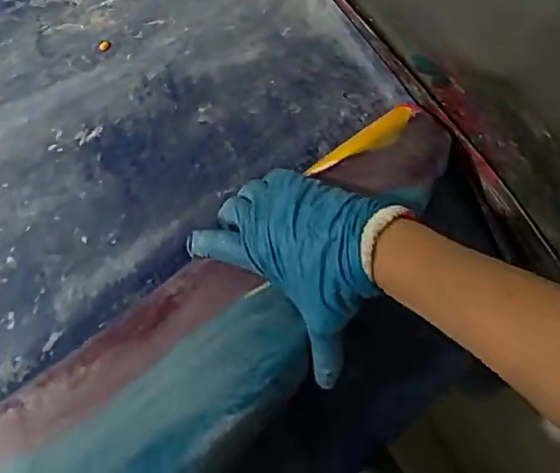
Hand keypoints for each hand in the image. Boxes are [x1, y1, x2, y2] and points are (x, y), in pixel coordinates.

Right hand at [187, 169, 410, 387]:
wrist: (362, 243)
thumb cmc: (333, 283)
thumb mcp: (323, 319)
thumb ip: (322, 350)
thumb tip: (327, 382)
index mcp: (257, 252)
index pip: (218, 244)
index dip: (204, 242)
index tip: (197, 242)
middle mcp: (262, 222)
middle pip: (231, 209)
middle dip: (230, 216)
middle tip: (236, 223)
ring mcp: (282, 199)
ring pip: (250, 189)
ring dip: (250, 196)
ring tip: (256, 205)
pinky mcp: (302, 183)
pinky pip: (275, 177)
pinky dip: (273, 183)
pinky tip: (279, 191)